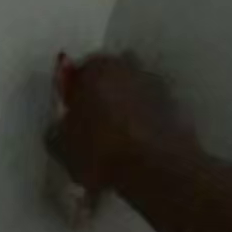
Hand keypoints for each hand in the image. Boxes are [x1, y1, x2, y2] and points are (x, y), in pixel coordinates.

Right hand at [45, 53, 193, 197]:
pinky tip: (135, 145)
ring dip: (122, 106)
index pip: (75, 73)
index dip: (71, 95)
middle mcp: (125, 64)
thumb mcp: (62, 148)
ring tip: (115, 139)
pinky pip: (148, 107)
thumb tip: (61, 123)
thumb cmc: (100, 153)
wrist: (155, 167)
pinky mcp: (173, 102)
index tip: (70, 117)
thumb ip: (57, 130)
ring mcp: (153, 81)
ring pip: (129, 90)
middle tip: (92, 127)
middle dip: (99, 96)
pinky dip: (141, 120)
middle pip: (106, 77)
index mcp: (94, 69)